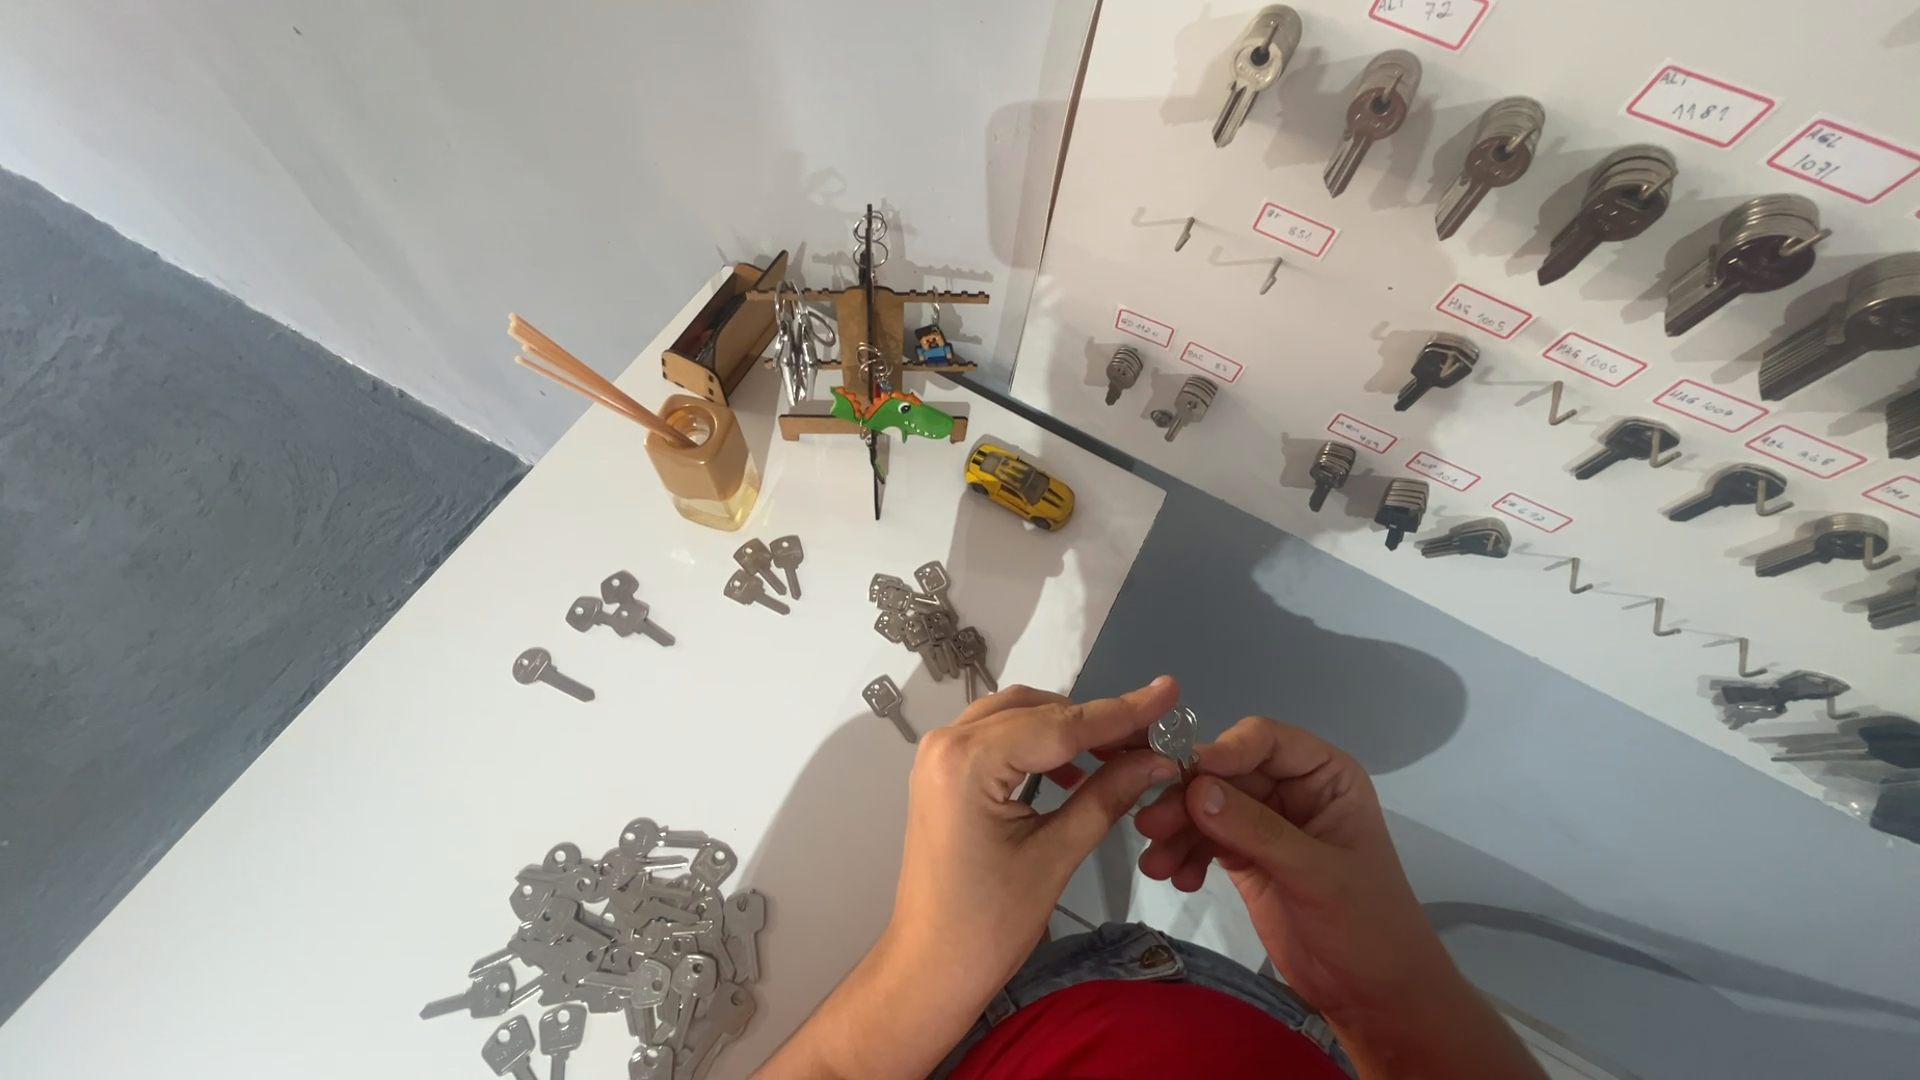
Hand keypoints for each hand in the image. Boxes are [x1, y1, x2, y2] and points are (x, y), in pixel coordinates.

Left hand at [890, 676, 1182, 1003]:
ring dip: (1065, 727)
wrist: (929, 968)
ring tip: (1116, 753)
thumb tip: (1158, 758)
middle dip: (1094, 722)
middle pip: (1036, 710)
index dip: (1120, 711)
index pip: (1059, 724)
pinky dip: (1036, 741)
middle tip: (1150, 739)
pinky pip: (997, 735)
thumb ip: (1107, 795)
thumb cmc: (990, 925)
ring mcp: (939, 752)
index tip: (1168, 691)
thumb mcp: (1055, 856)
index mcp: (968, 760)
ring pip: (1016, 714)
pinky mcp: (942, 768)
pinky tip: (1070, 771)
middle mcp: (947, 740)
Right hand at [1133, 717, 1544, 1079]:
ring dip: (1177, 830)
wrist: (1373, 998)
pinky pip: (1202, 838)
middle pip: (1224, 773)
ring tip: (1155, 864)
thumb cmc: (1367, 927)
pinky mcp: (1242, 852)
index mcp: (1322, 774)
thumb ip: (1256, 830)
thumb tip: (1196, 789)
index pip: (1264, 741)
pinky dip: (1184, 854)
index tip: (1182, 773)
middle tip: (1151, 825)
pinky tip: (1178, 878)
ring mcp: (1263, 820)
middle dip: (1187, 799)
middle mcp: (1289, 787)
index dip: (1223, 750)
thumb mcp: (1316, 875)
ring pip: (1206, 805)